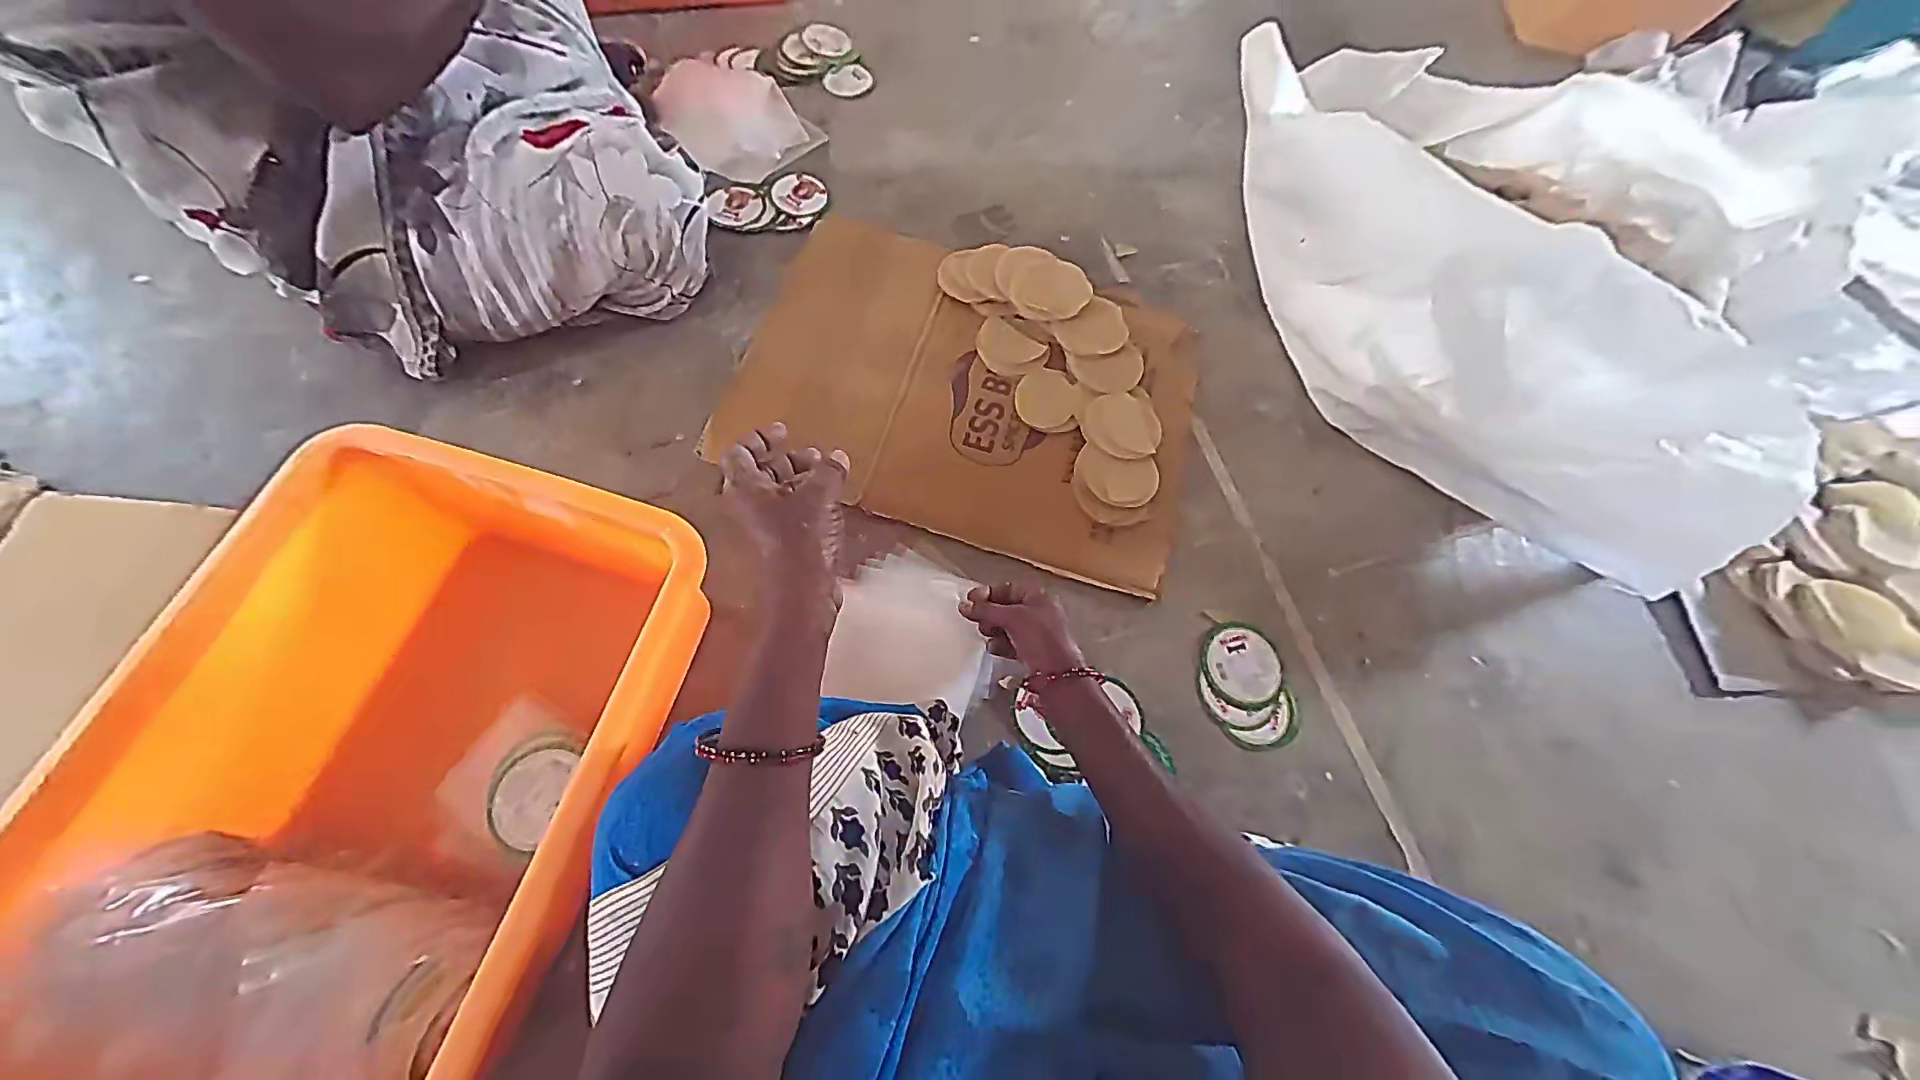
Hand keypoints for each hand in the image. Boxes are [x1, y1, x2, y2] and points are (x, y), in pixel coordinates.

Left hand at [722, 424, 849, 605]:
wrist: (801, 590)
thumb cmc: (800, 537)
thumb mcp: (818, 495)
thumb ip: (828, 471)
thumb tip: (837, 457)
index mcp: (743, 487)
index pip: (741, 451)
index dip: (761, 437)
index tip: (783, 430)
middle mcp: (746, 505)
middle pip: (762, 472)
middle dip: (789, 459)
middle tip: (815, 455)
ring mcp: (761, 526)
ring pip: (777, 494)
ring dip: (800, 480)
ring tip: (827, 476)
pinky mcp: (778, 544)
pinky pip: (788, 514)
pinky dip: (805, 502)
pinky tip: (829, 502)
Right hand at [958, 582, 1085, 674]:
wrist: (1057, 676)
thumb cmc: (1040, 639)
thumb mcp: (1012, 618)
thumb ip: (986, 610)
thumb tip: (965, 605)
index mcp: (1038, 597)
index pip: (1007, 588)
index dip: (987, 594)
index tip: (969, 600)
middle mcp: (1038, 612)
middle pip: (1005, 608)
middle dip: (989, 615)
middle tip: (979, 621)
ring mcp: (1035, 632)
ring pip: (1005, 627)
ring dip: (994, 631)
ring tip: (989, 636)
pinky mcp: (1031, 651)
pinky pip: (1010, 642)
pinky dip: (1001, 645)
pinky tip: (997, 649)